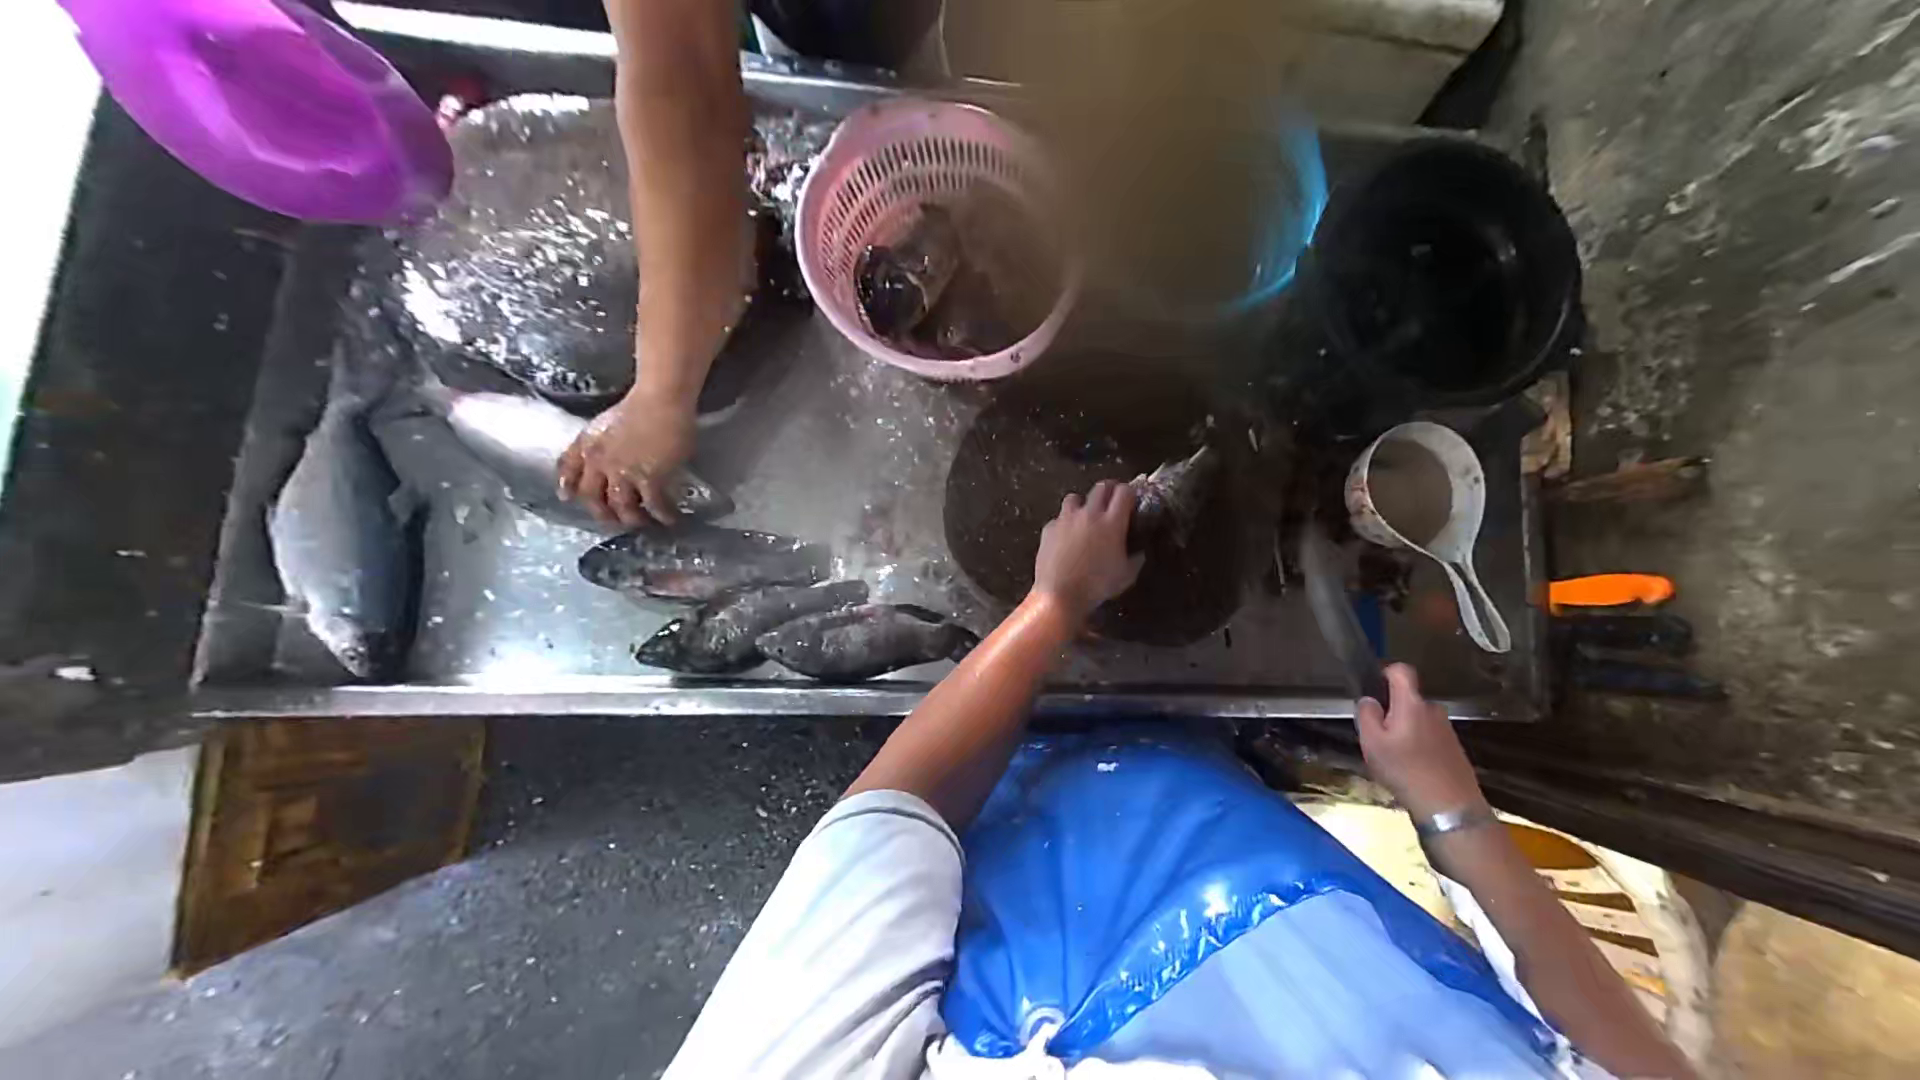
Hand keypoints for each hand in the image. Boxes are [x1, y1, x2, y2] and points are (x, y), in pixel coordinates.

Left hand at [557, 388, 695, 527]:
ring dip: (634, 518)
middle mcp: (599, 462)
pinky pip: (654, 504)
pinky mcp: (649, 478)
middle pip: (592, 497)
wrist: (662, 400)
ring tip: (645, 522)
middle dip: (603, 513)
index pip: (568, 468)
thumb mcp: (608, 423)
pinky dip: (662, 515)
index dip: (568, 485)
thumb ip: (603, 443)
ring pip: (622, 506)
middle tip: (616, 520)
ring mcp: (624, 472)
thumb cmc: (642, 405)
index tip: (568, 497)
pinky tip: (670, 519)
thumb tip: (611, 459)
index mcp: (588, 444)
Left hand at [1030, 480, 1145, 621]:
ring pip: (1075, 497)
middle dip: (1109, 489)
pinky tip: (1065, 535)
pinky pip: (1058, 518)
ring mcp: (1066, 519)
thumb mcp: (1126, 576)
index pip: (1124, 492)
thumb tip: (1139, 553)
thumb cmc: (1097, 586)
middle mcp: (1089, 515)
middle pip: (1101, 487)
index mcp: (1112, 523)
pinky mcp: (1049, 529)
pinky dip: (1064, 523)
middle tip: (1111, 499)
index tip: (1131, 497)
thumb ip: (1135, 559)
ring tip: (1085, 515)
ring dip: (1082, 502)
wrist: (1060, 594)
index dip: (1129, 491)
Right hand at [1355, 663, 1486, 820]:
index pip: (1402, 671)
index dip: (1386, 672)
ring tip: (1393, 755)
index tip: (1373, 687)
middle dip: (1392, 710)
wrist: (1450, 808)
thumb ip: (1366, 714)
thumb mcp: (1372, 742)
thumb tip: (1369, 700)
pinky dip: (1418, 745)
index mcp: (1412, 704)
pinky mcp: (1455, 749)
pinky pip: (1430, 736)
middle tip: (1377, 734)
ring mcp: (1447, 730)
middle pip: (1408, 699)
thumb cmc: (1405, 770)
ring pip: (1419, 719)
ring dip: (1405, 729)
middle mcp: (1433, 711)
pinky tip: (1411, 767)